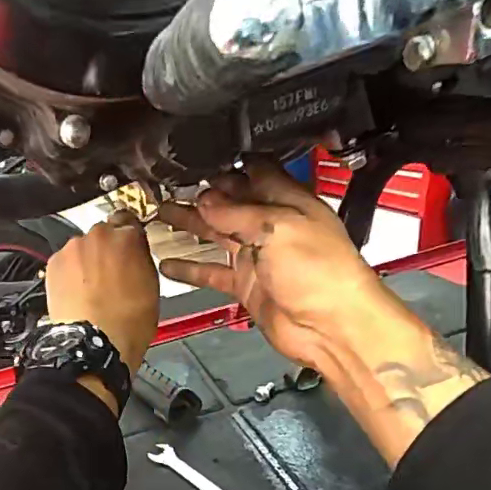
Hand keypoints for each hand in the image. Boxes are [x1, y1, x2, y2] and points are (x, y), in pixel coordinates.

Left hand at [43, 209, 159, 403]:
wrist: (94, 343)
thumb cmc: (128, 323)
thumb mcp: (152, 288)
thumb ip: (142, 261)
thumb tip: (136, 256)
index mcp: (128, 238)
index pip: (130, 223)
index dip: (129, 238)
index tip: (128, 248)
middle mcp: (99, 236)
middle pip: (103, 234)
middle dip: (107, 250)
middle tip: (111, 275)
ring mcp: (74, 249)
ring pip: (82, 248)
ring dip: (86, 262)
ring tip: (92, 289)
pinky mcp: (54, 264)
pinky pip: (65, 263)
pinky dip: (69, 274)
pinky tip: (77, 293)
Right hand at [157, 160, 409, 371]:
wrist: (330, 326)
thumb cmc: (319, 270)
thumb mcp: (277, 228)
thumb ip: (237, 212)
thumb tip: (205, 200)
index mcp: (288, 203)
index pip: (255, 175)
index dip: (228, 168)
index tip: (197, 163)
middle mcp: (271, 227)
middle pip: (231, 204)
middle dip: (202, 195)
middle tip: (169, 187)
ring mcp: (258, 258)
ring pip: (217, 235)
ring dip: (190, 225)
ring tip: (160, 215)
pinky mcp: (247, 286)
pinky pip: (213, 273)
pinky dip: (190, 269)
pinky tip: (168, 264)